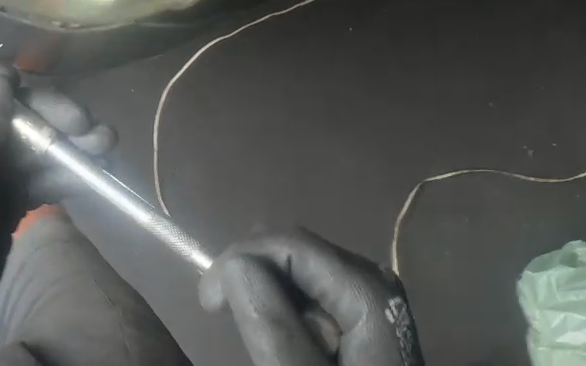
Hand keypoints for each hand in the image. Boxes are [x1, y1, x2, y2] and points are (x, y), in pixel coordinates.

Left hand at [0, 61, 114, 364]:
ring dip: (70, 140)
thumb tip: (0, 76)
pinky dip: (68, 171)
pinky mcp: (12, 198)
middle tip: (84, 124)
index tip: (24, 87)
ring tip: (106, 143)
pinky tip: (96, 171)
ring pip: (35, 140)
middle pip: (14, 107)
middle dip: (50, 111)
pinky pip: (43, 174)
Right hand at [199, 231, 421, 365]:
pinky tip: (280, 339)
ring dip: (265, 291)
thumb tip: (235, 263)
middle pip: (297, 251)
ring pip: (300, 269)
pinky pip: (313, 292)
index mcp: (372, 296)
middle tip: (223, 314)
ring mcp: (374, 301)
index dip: (241, 259)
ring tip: (252, 332)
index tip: (208, 303)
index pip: (292, 245)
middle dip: (252, 274)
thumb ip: (273, 329)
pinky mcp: (366, 319)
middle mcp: (377, 284)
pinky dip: (285, 307)